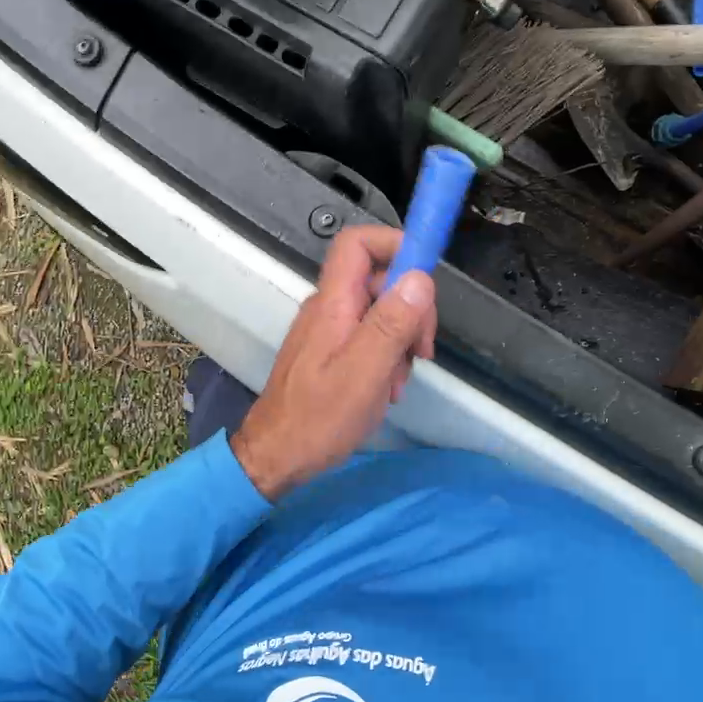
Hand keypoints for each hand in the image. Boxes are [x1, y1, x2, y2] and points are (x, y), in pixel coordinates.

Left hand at [230, 225, 437, 500]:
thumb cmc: (319, 418)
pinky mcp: (329, 354)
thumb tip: (419, 277)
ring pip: (378, 313)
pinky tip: (385, 390)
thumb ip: (391, 323)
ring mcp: (327, 331)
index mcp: (332, 303)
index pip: (358, 244)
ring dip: (399, 342)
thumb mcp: (365, 372)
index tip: (426, 279)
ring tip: (396, 382)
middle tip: (421, 352)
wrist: (276, 457)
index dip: (395, 246)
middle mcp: (328, 308)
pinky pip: (367, 339)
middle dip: (410, 310)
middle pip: (378, 280)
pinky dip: (385, 359)